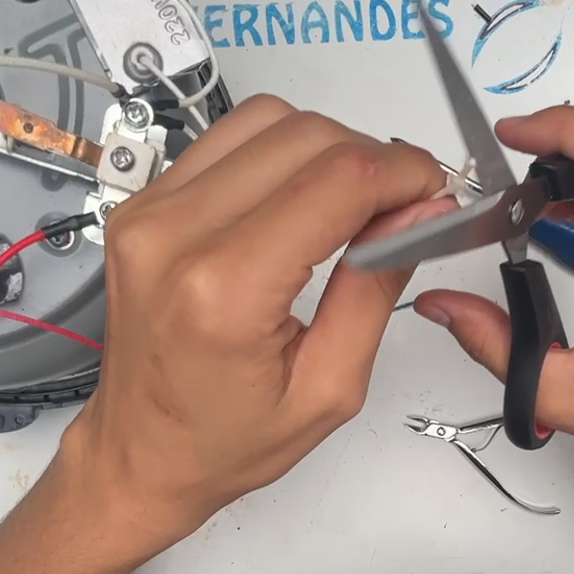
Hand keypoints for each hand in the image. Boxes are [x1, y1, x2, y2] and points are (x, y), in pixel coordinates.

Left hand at [59, 95, 451, 555]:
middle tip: (400, 208)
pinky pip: (228, 142)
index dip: (402, 174)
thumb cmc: (227, 442)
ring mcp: (148, 213)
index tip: (433, 195)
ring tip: (350, 207)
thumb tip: (421, 213)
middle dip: (372, 160)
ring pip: (267, 121)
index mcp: (225, 292)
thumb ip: (377, 291)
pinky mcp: (141, 207)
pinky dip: (280, 157)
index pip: (336, 180)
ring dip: (327, 150)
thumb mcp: (329, 390)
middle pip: (305, 136)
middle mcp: (174, 235)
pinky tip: (298, 204)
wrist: (140, 452)